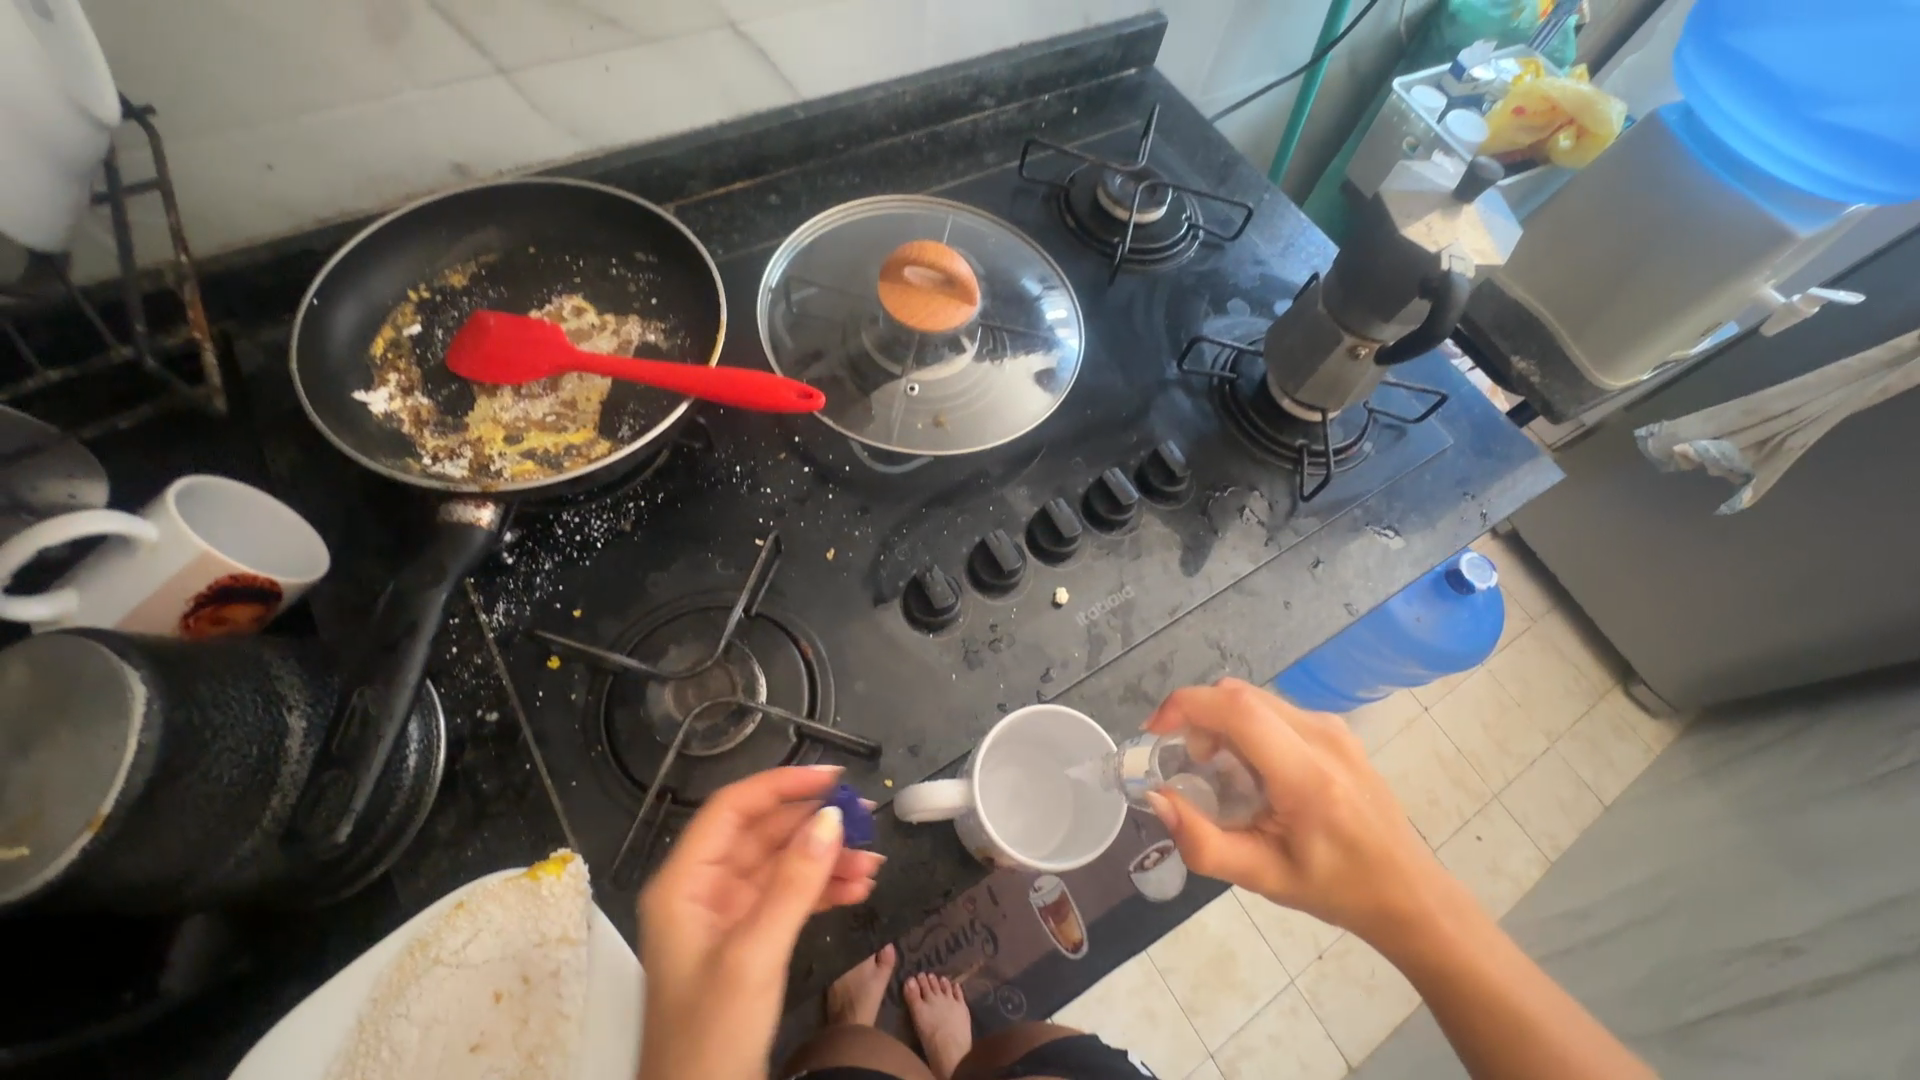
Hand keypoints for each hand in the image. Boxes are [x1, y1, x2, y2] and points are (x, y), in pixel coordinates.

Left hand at [637, 766, 883, 1079]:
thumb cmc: (710, 1035)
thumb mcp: (754, 955)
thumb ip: (794, 884)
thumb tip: (832, 818)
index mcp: (684, 882)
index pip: (733, 810)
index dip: (781, 785)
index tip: (833, 779)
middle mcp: (704, 889)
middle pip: (763, 835)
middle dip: (814, 827)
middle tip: (866, 822)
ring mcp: (727, 916)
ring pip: (782, 866)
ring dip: (826, 861)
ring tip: (873, 865)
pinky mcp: (749, 941)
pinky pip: (789, 898)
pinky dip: (822, 891)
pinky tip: (857, 890)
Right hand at [1143, 679, 1456, 946]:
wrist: (1407, 891)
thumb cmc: (1335, 888)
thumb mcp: (1261, 877)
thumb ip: (1202, 843)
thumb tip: (1157, 797)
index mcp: (1307, 777)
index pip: (1238, 709)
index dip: (1186, 706)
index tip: (1155, 732)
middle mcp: (1322, 737)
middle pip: (1240, 695)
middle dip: (1198, 716)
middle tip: (1189, 762)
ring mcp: (1333, 728)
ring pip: (1254, 697)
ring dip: (1219, 720)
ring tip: (1218, 770)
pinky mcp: (1335, 728)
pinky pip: (1273, 709)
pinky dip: (1243, 725)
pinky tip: (1250, 769)